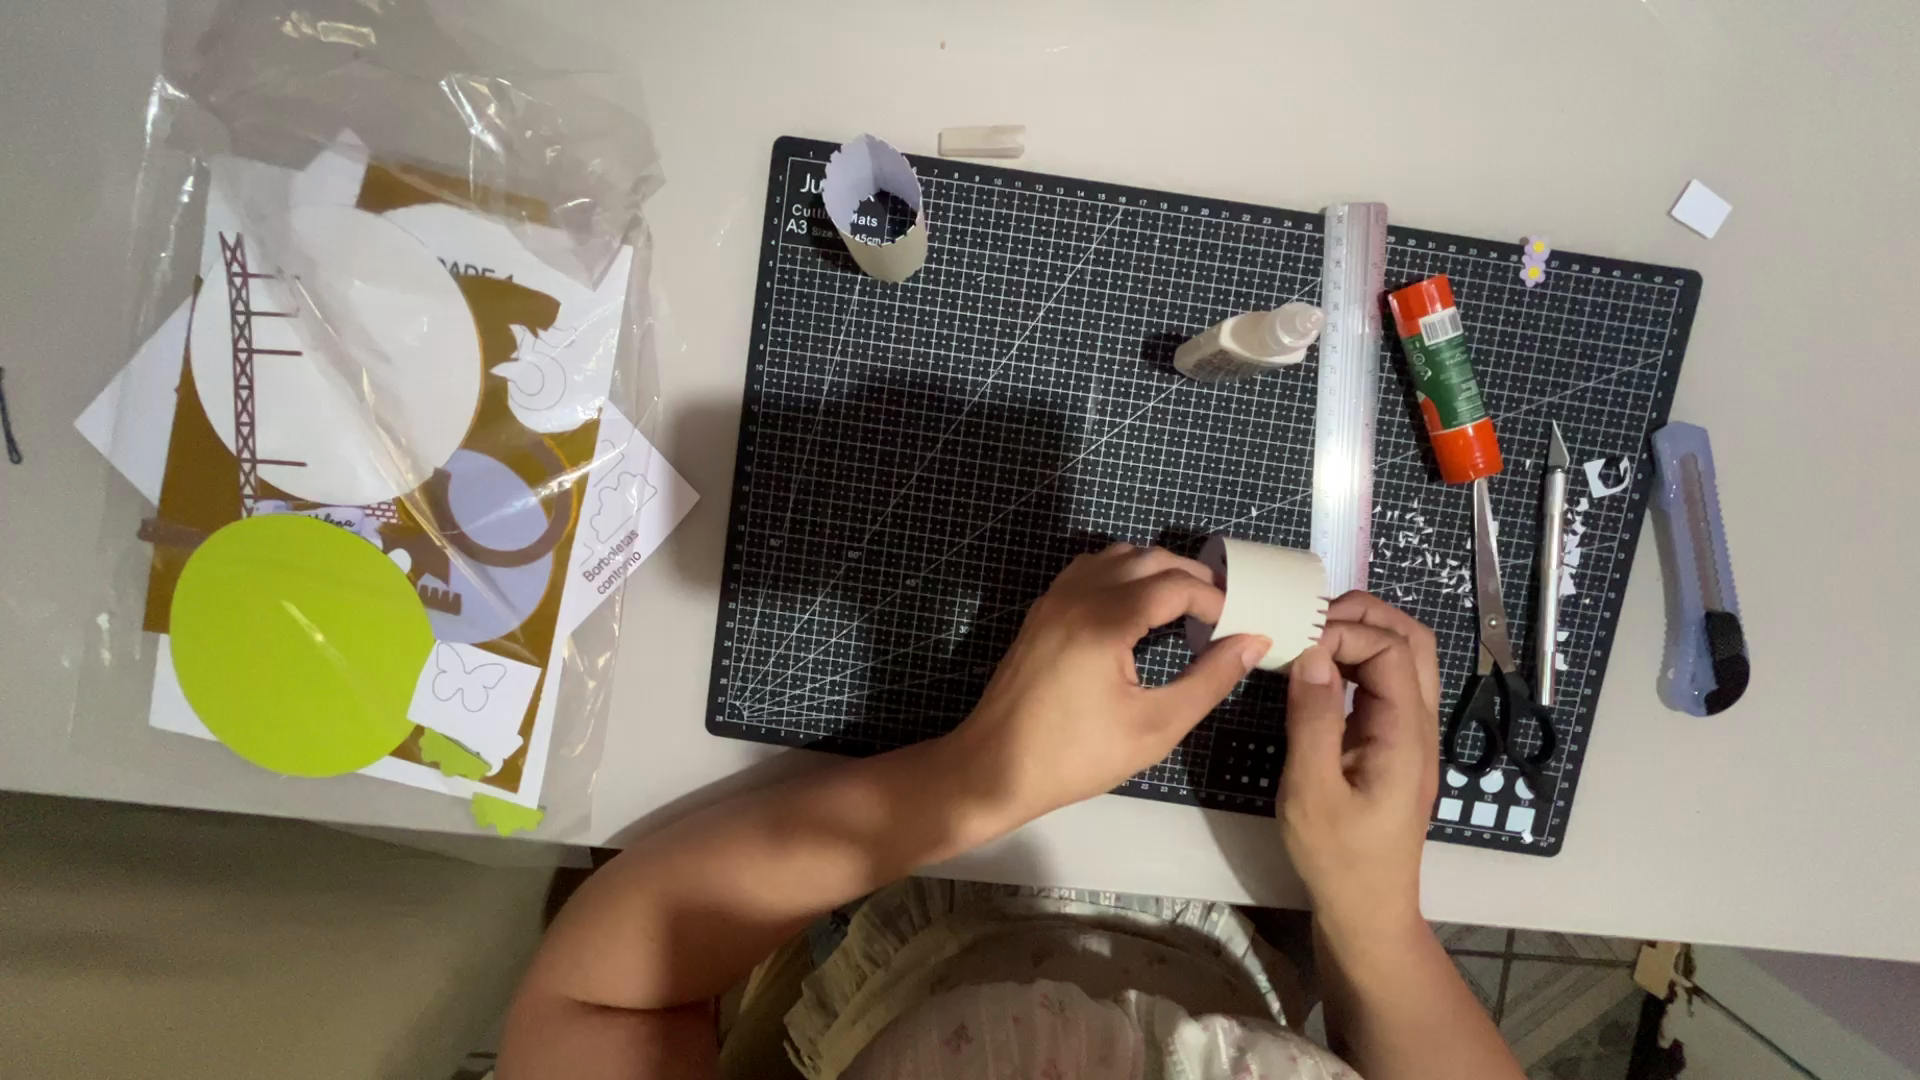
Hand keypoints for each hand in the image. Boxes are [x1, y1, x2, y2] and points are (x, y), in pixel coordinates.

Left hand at [947, 543, 1269, 820]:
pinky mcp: (1040, 612)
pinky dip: (1119, 575)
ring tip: (1182, 606)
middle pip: (1146, 558)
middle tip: (1220, 610)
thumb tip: (1252, 642)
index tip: (1238, 627)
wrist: (994, 766)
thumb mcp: (1155, 727)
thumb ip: (1209, 680)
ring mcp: (1053, 599)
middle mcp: (1077, 595)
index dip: (1215, 601)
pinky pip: (1086, 571)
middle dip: (1189, 577)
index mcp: (1105, 619)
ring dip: (1152, 570)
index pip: (1175, 585)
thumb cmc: (1076, 755)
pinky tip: (1134, 608)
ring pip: (1114, 557)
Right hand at [1278, 591, 1441, 939]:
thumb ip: (1312, 719)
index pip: (1390, 650)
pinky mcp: (1392, 739)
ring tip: (1310, 632)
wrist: (1366, 906)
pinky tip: (1317, 664)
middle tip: (1307, 618)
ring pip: (1404, 655)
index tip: (1294, 640)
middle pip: (1412, 640)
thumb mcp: (1311, 790)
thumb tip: (1309, 652)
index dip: (1343, 631)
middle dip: (1363, 614)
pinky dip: (1355, 655)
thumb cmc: (1336, 854)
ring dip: (1362, 630)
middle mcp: (1419, 724)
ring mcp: (1410, 730)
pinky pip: (1385, 678)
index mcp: (1405, 734)